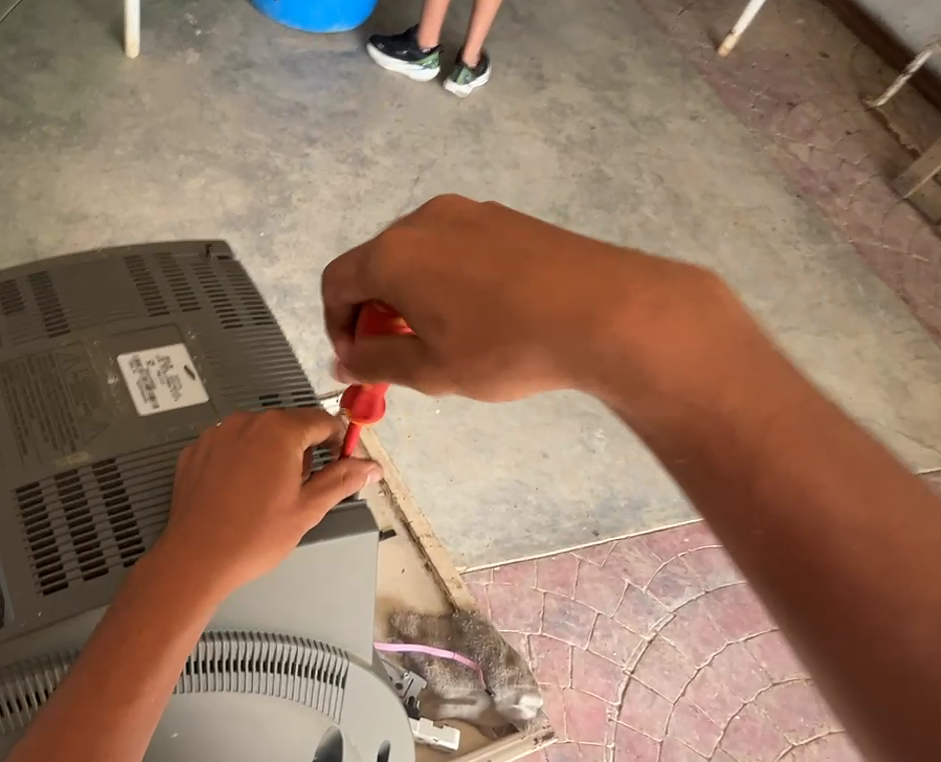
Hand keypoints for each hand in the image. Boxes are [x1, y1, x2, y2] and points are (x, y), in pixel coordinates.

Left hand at [150, 409, 379, 594]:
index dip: (337, 442)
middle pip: (288, 426)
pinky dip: (240, 463)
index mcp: (279, 431)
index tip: (339, 464)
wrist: (196, 558)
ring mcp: (216, 435)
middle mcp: (245, 423)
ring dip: (270, 456)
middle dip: (301, 452)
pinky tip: (240, 495)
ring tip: (267, 497)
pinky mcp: (196, 452)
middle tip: (300, 490)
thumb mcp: (308, 509)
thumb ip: (342, 481)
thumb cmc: (252, 537)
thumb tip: (370, 467)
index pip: (322, 420)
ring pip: (257, 436)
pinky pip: (229, 448)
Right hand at [321, 195, 753, 403]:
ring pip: (414, 257)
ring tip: (438, 339)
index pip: (336, 283)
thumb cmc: (504, 347)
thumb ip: (374, 362)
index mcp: (393, 254)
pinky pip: (451, 249)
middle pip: (373, 265)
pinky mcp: (502, 218)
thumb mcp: (428, 369)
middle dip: (372, 313)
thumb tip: (342, 361)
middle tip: (396, 355)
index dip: (336, 326)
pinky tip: (476, 316)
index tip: (358, 360)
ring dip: (408, 297)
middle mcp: (422, 221)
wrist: (604, 312)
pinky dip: (442, 282)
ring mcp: (466, 213)